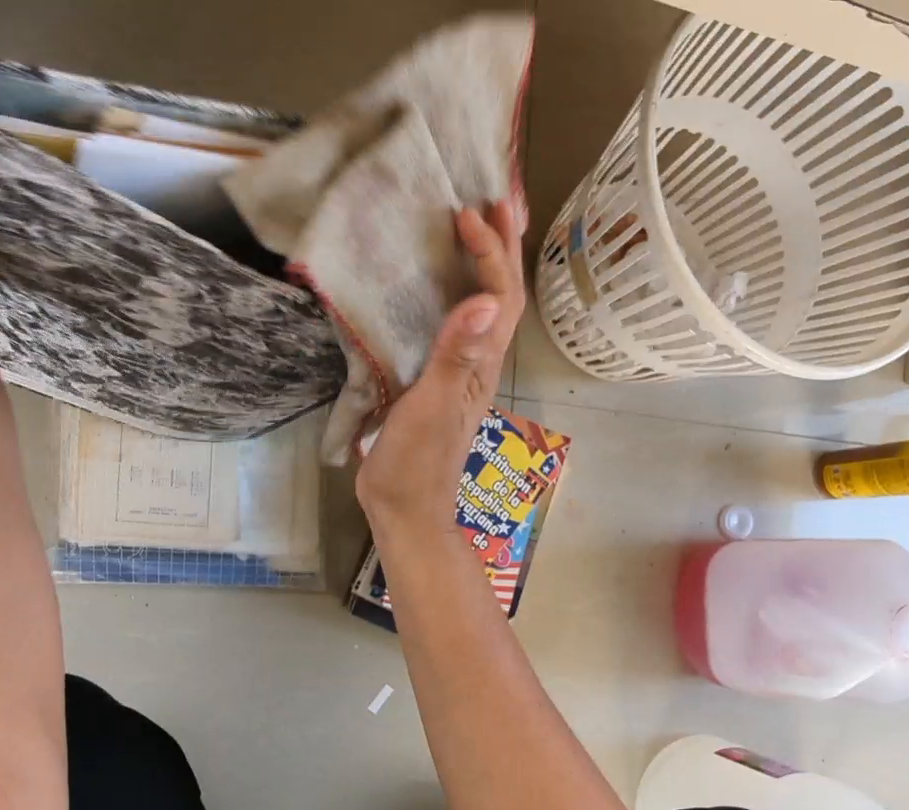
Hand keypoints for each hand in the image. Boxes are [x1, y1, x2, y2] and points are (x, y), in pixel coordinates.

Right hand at [356, 201, 525, 546]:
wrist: (405, 508)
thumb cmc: (416, 462)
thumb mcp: (431, 407)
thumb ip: (454, 357)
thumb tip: (483, 300)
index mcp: (481, 365)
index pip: (501, 297)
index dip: (493, 253)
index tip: (470, 216)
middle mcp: (478, 363)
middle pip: (502, 298)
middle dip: (503, 248)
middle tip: (497, 201)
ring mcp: (459, 374)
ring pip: (482, 310)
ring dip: (485, 267)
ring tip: (477, 230)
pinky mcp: (437, 383)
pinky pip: (456, 327)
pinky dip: (457, 294)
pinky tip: (439, 287)